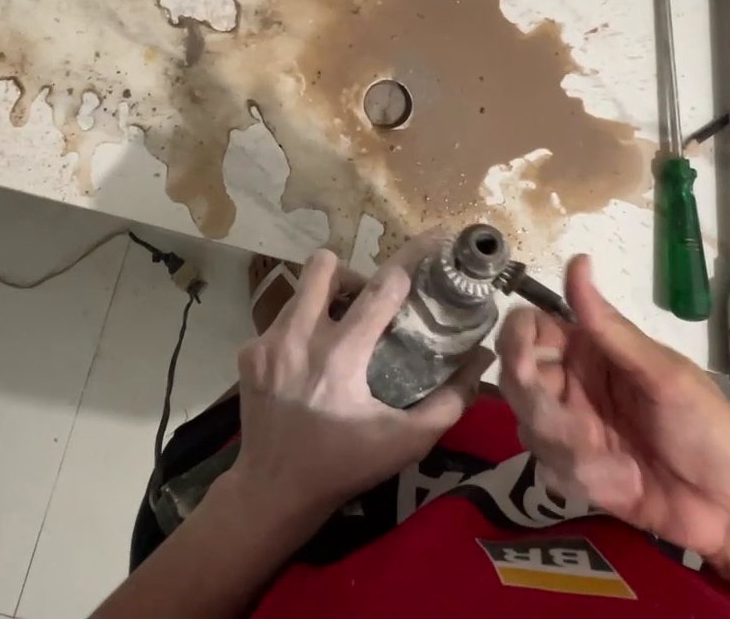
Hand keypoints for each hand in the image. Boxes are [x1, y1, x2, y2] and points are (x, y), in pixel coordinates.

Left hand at [226, 239, 492, 521]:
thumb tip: (481, 359)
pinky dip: (301, 329)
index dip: (412, 257)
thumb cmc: (344, 465)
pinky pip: (280, 318)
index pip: (383, 287)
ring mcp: (268, 342)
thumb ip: (449, 401)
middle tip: (367, 302)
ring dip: (325, 298)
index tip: (433, 239)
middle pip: (325, 265)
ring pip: (301, 288)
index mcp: (340, 356)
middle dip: (352, 273)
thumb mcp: (405, 442)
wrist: (272, 490)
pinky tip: (309, 361)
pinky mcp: (249, 352)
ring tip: (340, 328)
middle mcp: (299, 338)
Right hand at [497, 255, 729, 563]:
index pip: (530, 328)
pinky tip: (625, 483)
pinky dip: (583, 478)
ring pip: (529, 427)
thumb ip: (609, 327)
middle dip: (543, 408)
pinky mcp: (574, 472)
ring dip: (570, 449)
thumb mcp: (663, 374)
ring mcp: (570, 429)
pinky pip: (548, 469)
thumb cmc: (708, 429)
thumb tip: (577, 260)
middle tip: (580, 431)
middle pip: (517, 379)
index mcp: (591, 349)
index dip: (517, 340)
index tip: (526, 363)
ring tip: (622, 464)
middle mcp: (572, 383)